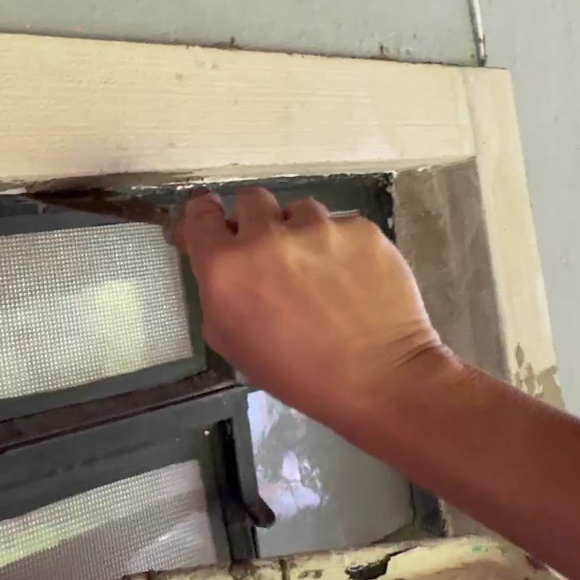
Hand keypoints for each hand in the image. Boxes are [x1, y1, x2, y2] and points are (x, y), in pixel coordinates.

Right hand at [172, 188, 447, 424]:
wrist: (379, 380)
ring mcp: (317, 228)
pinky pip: (340, 226)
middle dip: (255, 220)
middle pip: (249, 199)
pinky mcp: (361, 230)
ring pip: (298, 211)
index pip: (200, 213)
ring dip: (300, 233)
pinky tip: (352, 278)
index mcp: (224, 266)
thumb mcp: (227, 338)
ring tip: (319, 268)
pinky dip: (340, 246)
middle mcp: (265, 237)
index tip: (214, 222)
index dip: (205, 215)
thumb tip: (222, 264)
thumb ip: (216, 290)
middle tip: (269, 251)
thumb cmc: (293, 371)